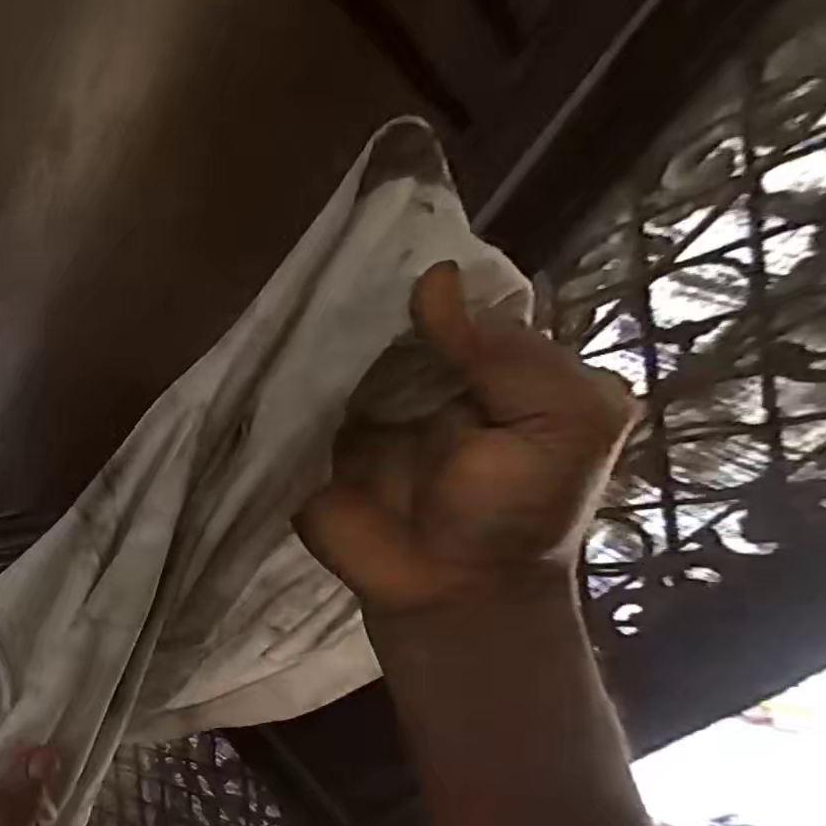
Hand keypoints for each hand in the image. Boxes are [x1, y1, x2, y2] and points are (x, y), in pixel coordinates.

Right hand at [295, 261, 639, 614]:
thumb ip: (507, 356)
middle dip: (364, 298)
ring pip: (340, 357)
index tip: (393, 233)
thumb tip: (432, 280)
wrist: (443, 591)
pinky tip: (267, 346)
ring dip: (319, 334)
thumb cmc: (517, 513)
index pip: (459, 305)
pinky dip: (284, 378)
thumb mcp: (557, 425)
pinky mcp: (313, 441)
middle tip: (327, 261)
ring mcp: (361, 411)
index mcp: (487, 370)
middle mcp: (420, 381)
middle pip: (389, 324)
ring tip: (291, 293)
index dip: (434, 276)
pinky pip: (299, 401)